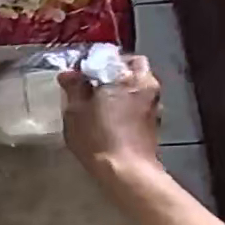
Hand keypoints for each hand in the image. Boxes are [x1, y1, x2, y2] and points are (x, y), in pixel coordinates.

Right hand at [59, 54, 164, 188]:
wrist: (126, 169)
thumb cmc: (97, 138)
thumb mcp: (75, 112)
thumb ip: (73, 89)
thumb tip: (68, 74)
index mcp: (124, 76)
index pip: (107, 56)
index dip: (89, 62)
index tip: (76, 74)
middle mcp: (145, 83)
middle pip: (131, 64)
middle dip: (113, 69)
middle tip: (91, 83)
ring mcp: (154, 100)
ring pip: (138, 81)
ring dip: (122, 85)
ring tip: (100, 99)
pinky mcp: (155, 117)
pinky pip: (140, 98)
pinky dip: (128, 99)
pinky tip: (112, 114)